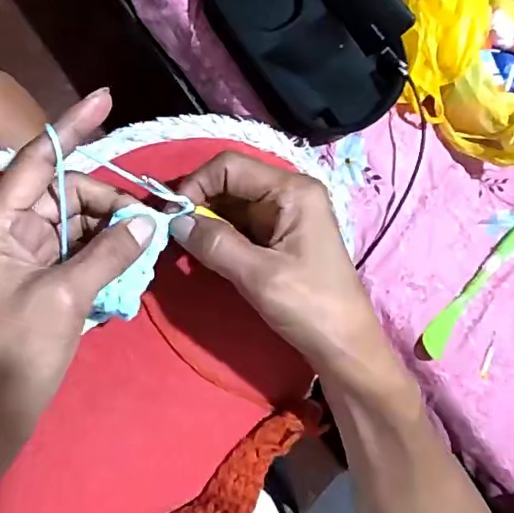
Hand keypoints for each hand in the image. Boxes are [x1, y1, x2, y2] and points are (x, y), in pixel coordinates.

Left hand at [0, 89, 153, 429]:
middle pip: (65, 190)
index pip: (37, 159)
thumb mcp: (66, 297)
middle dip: (108, 198)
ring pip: (76, 216)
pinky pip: (78, 243)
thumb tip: (148, 220)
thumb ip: (109, 252)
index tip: (106, 97)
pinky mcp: (41, 272)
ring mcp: (25, 250)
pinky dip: (105, 245)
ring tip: (145, 240)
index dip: (72, 126)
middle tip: (149, 220)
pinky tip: (131, 255)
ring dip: (111, 224)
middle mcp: (9, 228)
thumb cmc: (18, 352)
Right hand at [169, 152, 402, 393]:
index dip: (196, 183)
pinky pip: (239, 225)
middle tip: (168, 230)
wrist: (345, 346)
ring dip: (204, 219)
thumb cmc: (310, 306)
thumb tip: (174, 222)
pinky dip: (217, 234)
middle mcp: (289, 193)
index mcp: (292, 190)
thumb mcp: (259, 275)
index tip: (171, 215)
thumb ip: (216, 244)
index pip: (230, 166)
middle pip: (230, 181)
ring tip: (180, 242)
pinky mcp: (278, 237)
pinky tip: (200, 250)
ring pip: (231, 204)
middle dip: (198, 201)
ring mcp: (284, 215)